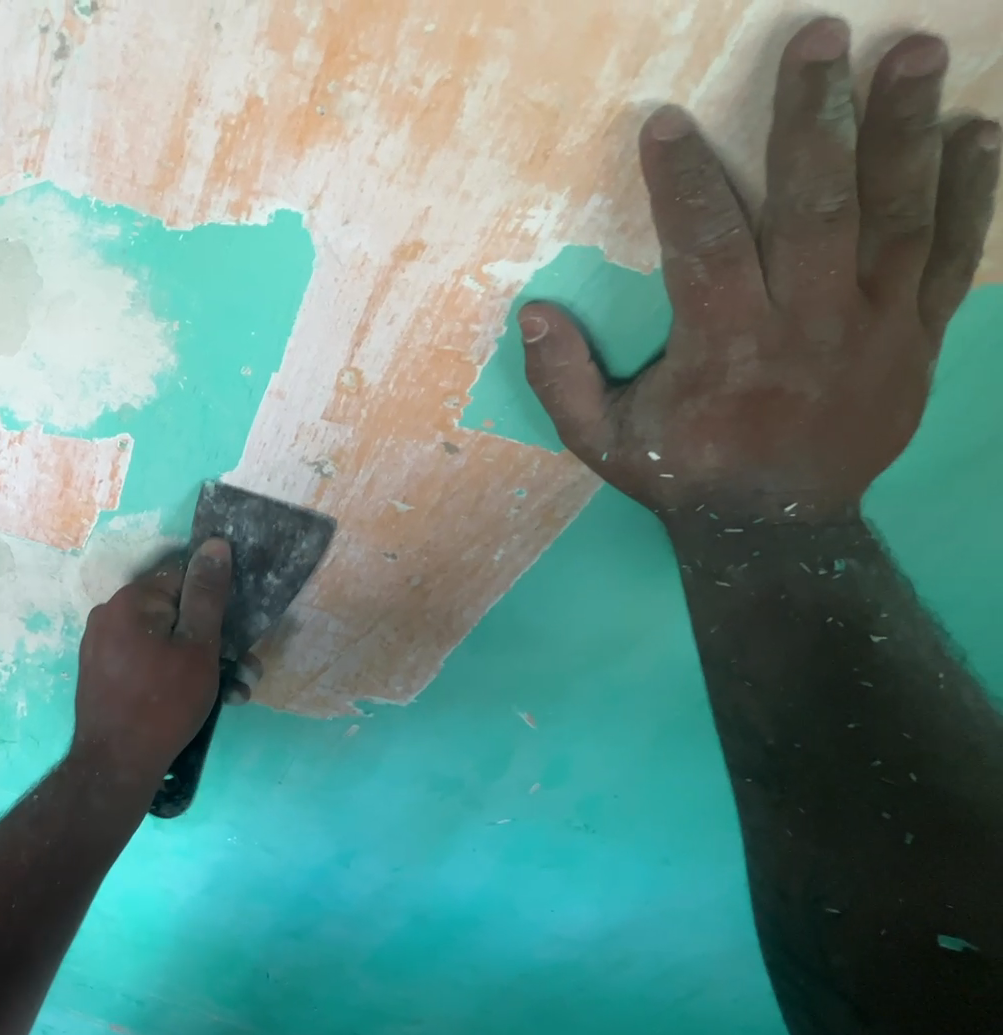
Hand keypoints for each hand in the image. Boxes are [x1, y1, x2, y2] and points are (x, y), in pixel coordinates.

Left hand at [71, 539, 230, 786]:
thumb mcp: (197, 646)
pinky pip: (147, 661)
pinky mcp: (104, 672)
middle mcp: (109, 614)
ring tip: (234, 693)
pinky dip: (175, 675)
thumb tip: (215, 545)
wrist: (116, 765)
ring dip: (202, 663)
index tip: (239, 630)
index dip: (216, 601)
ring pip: (165, 642)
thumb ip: (207, 594)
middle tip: (245, 671)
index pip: (182, 577)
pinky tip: (205, 702)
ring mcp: (102, 645)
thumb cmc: (163, 702)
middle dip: (215, 640)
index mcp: (129, 600)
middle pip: (175, 613)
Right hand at [523, 19, 999, 525]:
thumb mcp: (597, 438)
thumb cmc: (678, 473)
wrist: (777, 526)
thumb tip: (535, 314)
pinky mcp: (918, 335)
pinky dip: (969, 192)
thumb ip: (562, 379)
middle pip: (816, 204)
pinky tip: (974, 133)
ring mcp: (875, 324)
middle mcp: (806, 321)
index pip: (704, 242)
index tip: (667, 122)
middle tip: (820, 39)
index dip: (684, 179)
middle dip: (813, 117)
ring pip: (896, 213)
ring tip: (914, 52)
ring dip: (905, 129)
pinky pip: (952, 254)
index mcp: (724, 344)